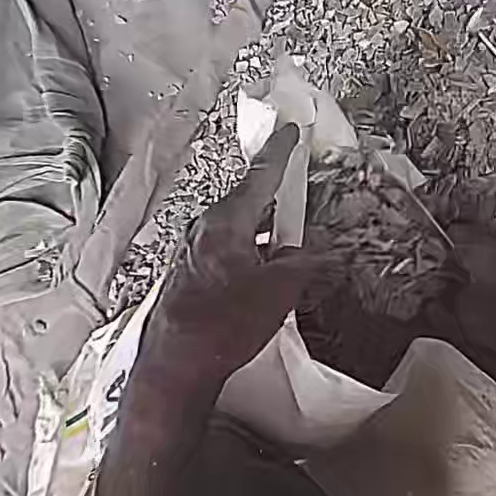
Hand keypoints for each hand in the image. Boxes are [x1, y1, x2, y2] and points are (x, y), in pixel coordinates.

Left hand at [139, 124, 323, 384]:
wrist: (178, 364)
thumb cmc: (223, 323)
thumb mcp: (279, 289)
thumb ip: (304, 263)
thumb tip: (317, 254)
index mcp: (227, 222)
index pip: (260, 177)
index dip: (280, 152)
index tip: (290, 131)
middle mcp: (206, 230)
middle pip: (249, 203)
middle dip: (276, 200)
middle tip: (297, 195)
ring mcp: (196, 253)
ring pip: (240, 230)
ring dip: (265, 234)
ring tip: (289, 247)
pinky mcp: (193, 275)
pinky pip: (230, 251)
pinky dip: (252, 254)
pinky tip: (265, 274)